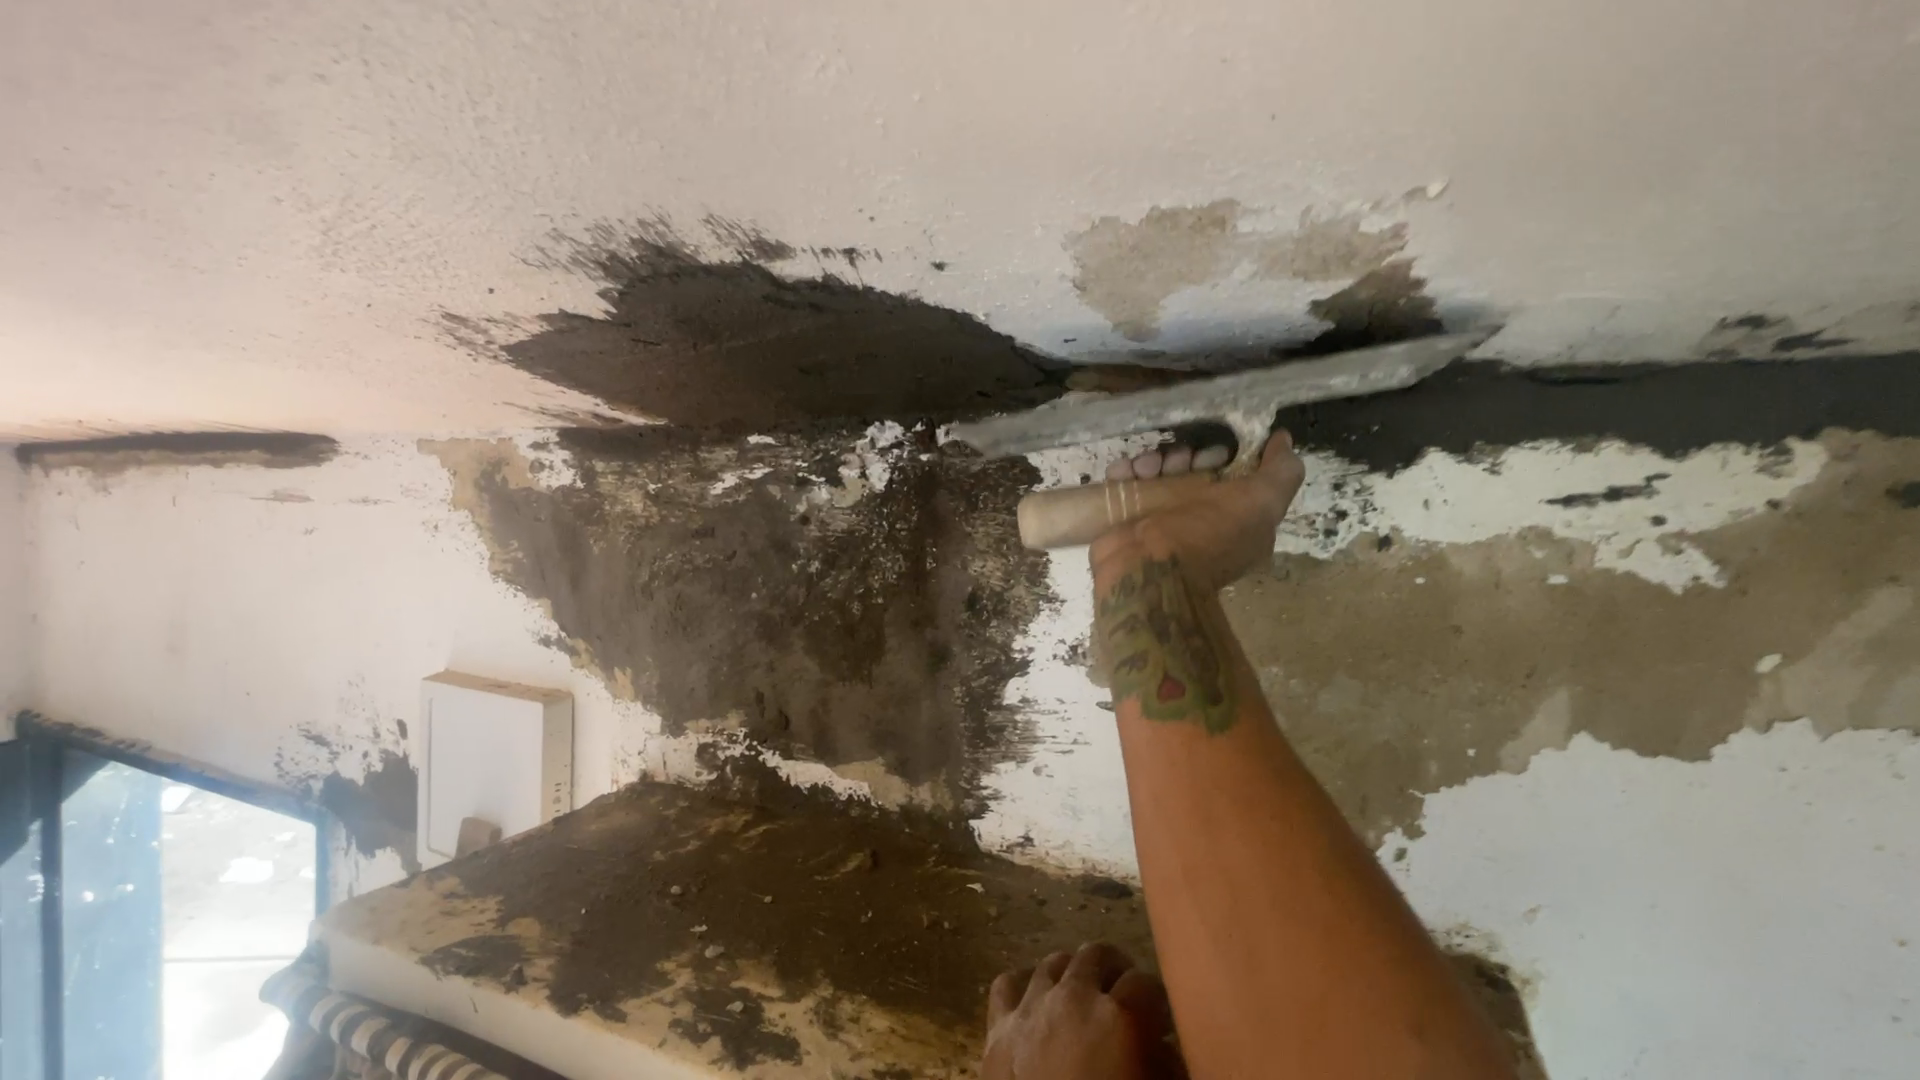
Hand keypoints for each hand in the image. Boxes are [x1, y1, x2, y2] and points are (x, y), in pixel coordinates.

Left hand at [982, 943, 1184, 1079]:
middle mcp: (1074, 998)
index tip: (1160, 1023)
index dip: (1156, 1002)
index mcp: (1121, 1018)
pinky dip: (1025, 986)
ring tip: (1084, 1001)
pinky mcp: (997, 1029)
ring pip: (1055, 962)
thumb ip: (1166, 1067)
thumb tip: (1164, 1047)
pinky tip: (1037, 1004)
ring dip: (1074, 975)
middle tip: (1124, 1003)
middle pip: (1098, 955)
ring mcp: (1031, 1008)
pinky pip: (1009, 983)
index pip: (1146, 982)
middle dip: (1116, 973)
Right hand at [1091, 432, 1305, 590]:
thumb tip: (1284, 440)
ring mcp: (1163, 522)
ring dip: (1154, 463)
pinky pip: (1129, 486)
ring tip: (1145, 468)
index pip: (1234, 476)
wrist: (1148, 571)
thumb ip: (1281, 472)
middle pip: (1195, 472)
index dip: (1226, 457)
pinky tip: (1122, 472)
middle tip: (1179, 461)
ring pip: (1161, 475)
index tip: (1217, 453)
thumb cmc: (1208, 536)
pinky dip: (1125, 474)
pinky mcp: (1130, 521)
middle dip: (1187, 457)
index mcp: (1236, 520)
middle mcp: (1201, 520)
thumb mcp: (1262, 503)